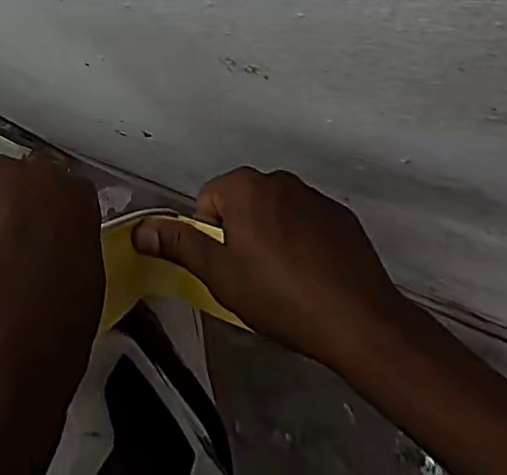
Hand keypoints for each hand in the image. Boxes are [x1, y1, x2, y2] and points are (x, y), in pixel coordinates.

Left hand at [0, 154, 103, 351]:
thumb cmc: (40, 328)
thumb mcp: (84, 293)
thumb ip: (75, 253)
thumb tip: (60, 258)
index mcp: (78, 201)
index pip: (71, 192)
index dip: (57, 217)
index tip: (49, 235)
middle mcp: (37, 176)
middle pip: (26, 180)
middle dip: (19, 206)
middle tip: (11, 247)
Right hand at [133, 167, 408, 365]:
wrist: (363, 325)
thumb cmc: (285, 297)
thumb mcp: (219, 274)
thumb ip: (178, 244)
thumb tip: (143, 229)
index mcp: (244, 187)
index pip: (207, 200)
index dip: (210, 235)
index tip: (226, 264)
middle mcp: (279, 182)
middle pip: (241, 202)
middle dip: (240, 232)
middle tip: (250, 274)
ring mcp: (314, 198)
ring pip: (275, 212)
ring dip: (272, 236)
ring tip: (283, 281)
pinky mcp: (342, 219)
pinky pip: (308, 223)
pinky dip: (304, 243)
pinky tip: (311, 278)